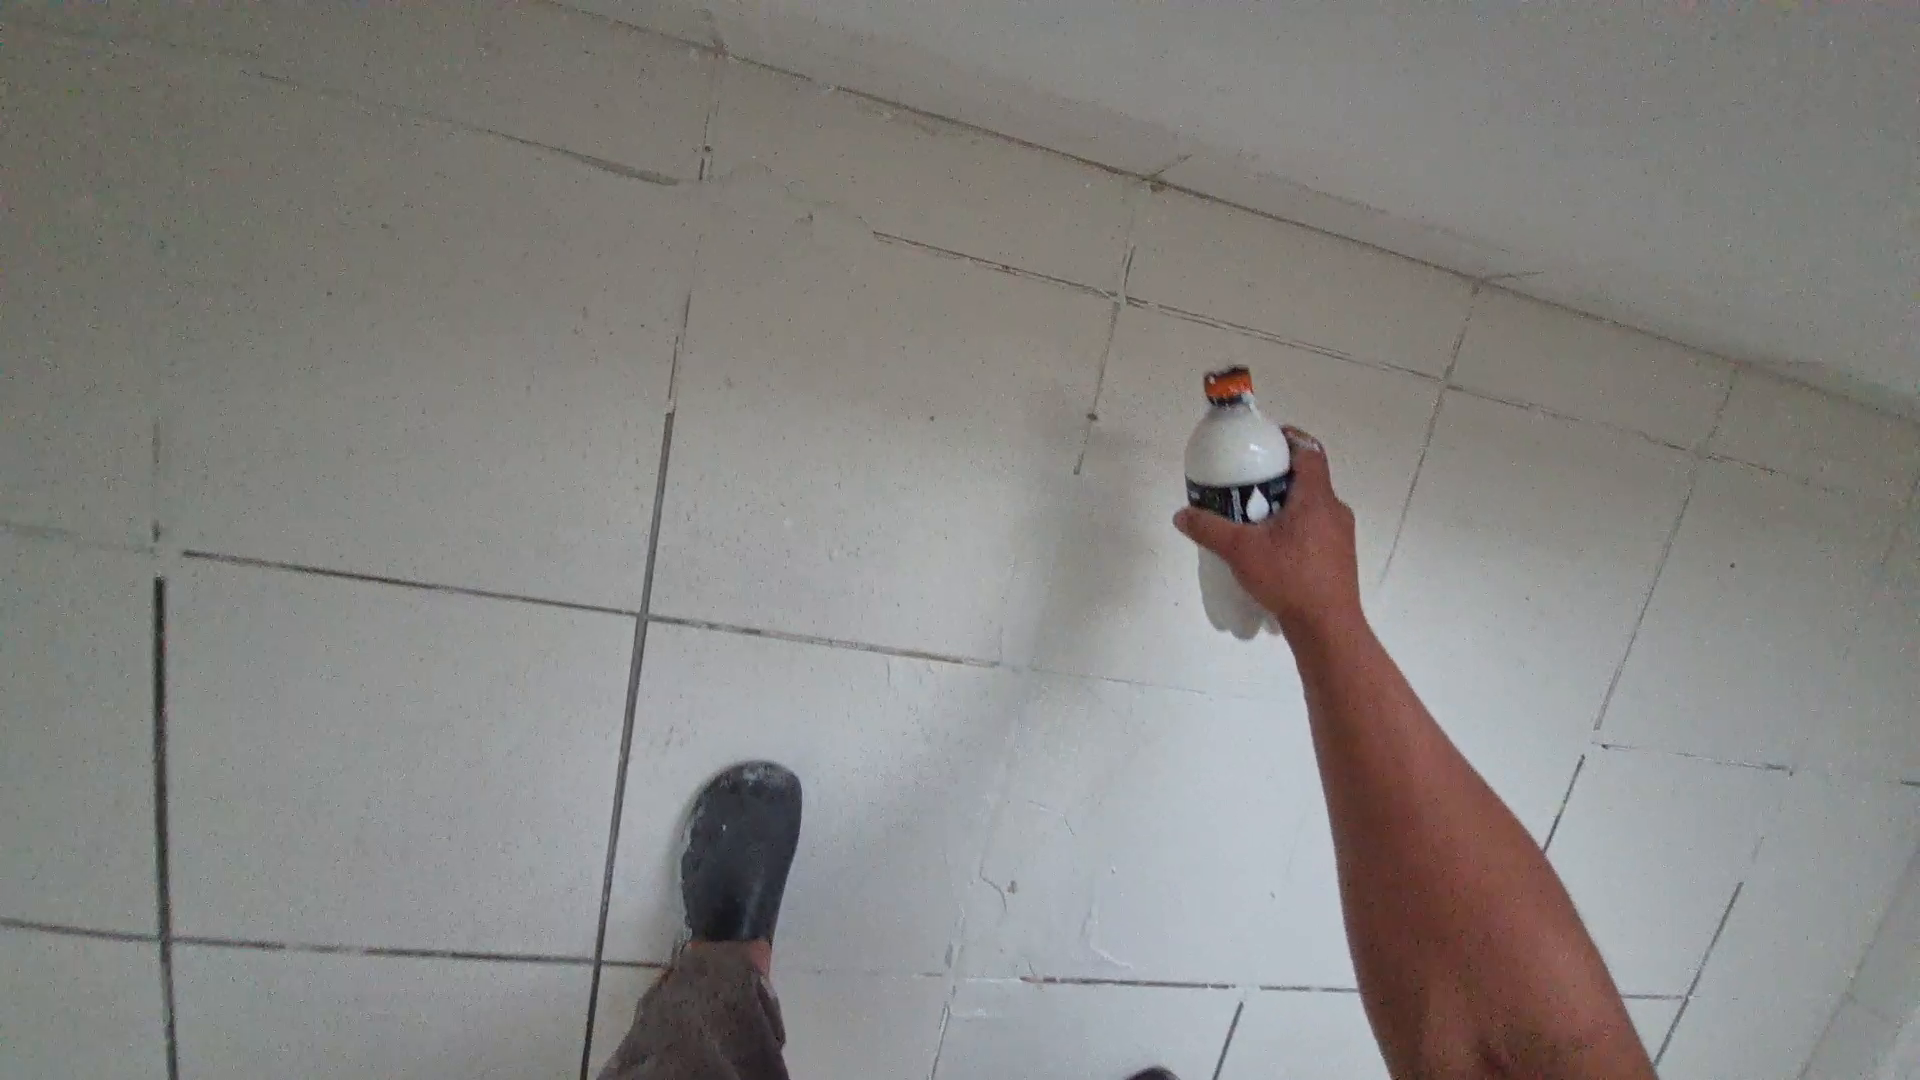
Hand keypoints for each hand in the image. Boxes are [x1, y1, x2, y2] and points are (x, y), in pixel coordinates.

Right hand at [1173, 427, 1363, 641]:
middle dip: (1277, 477)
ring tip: (1254, 518)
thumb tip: (1182, 515)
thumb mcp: (1239, 551)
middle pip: (1307, 479)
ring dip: (1284, 504)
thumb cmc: (1288, 579)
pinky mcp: (1338, 556)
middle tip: (1246, 483)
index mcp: (1316, 498)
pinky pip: (1314, 528)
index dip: (1289, 439)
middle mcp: (1334, 510)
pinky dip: (1293, 526)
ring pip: (1311, 506)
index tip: (1265, 441)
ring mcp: (1340, 535)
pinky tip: (1271, 548)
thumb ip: (1208, 529)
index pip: (1309, 452)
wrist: (1326, 626)